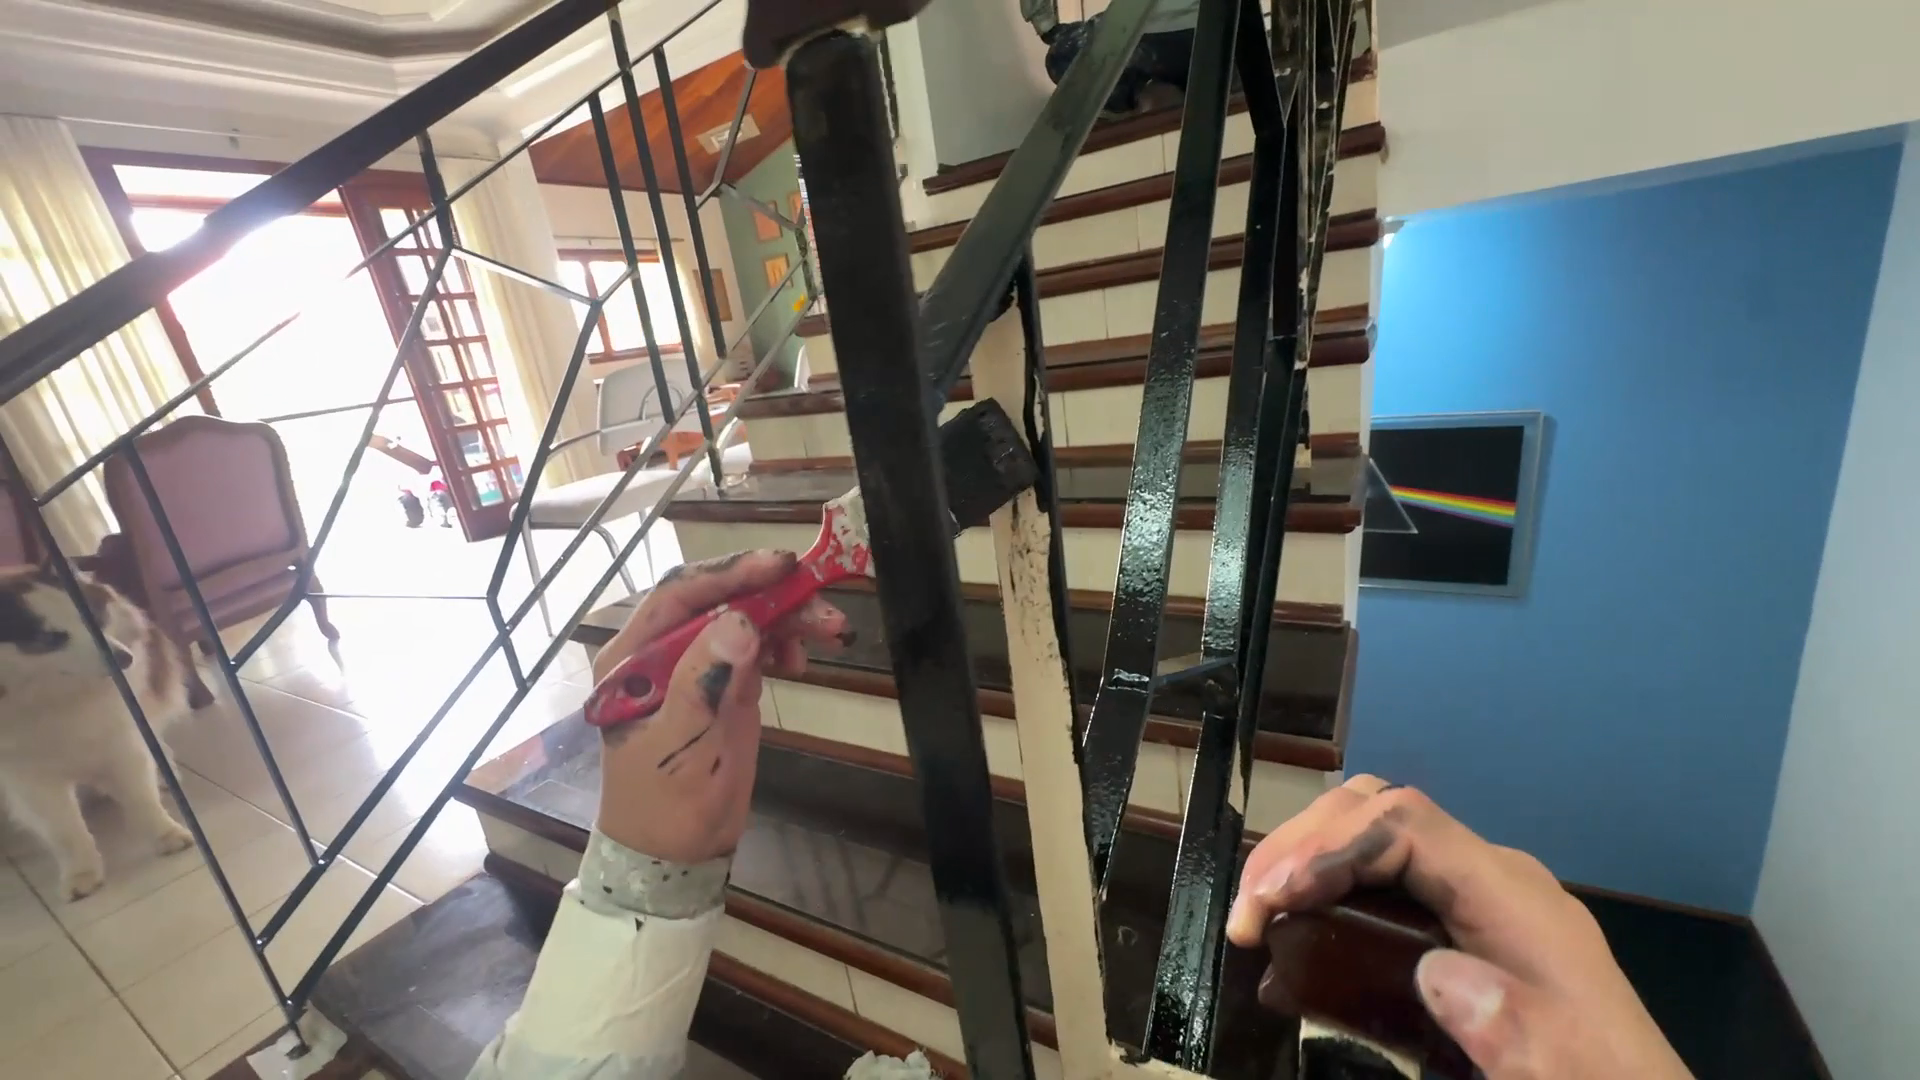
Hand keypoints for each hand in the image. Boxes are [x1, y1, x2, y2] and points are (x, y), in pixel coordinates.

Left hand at [590, 550, 849, 864]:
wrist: (679, 852)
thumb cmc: (667, 803)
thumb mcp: (683, 745)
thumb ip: (705, 680)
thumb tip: (741, 620)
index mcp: (633, 659)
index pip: (679, 597)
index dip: (730, 573)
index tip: (780, 565)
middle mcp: (663, 651)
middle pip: (720, 600)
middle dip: (773, 594)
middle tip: (822, 598)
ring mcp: (697, 663)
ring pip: (747, 617)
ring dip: (790, 616)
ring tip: (833, 629)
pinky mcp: (725, 680)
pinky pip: (759, 643)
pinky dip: (786, 641)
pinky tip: (802, 660)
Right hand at [1226, 776, 1692, 1079]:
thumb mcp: (1569, 1075)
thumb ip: (1515, 1030)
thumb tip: (1438, 972)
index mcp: (1512, 895)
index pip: (1405, 823)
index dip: (1330, 845)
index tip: (1277, 900)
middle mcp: (1483, 873)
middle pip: (1371, 809)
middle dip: (1298, 844)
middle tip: (1250, 907)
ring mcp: (1464, 889)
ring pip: (1364, 827)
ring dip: (1300, 855)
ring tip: (1257, 908)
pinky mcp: (1447, 914)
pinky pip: (1370, 865)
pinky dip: (1319, 877)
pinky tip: (1291, 917)